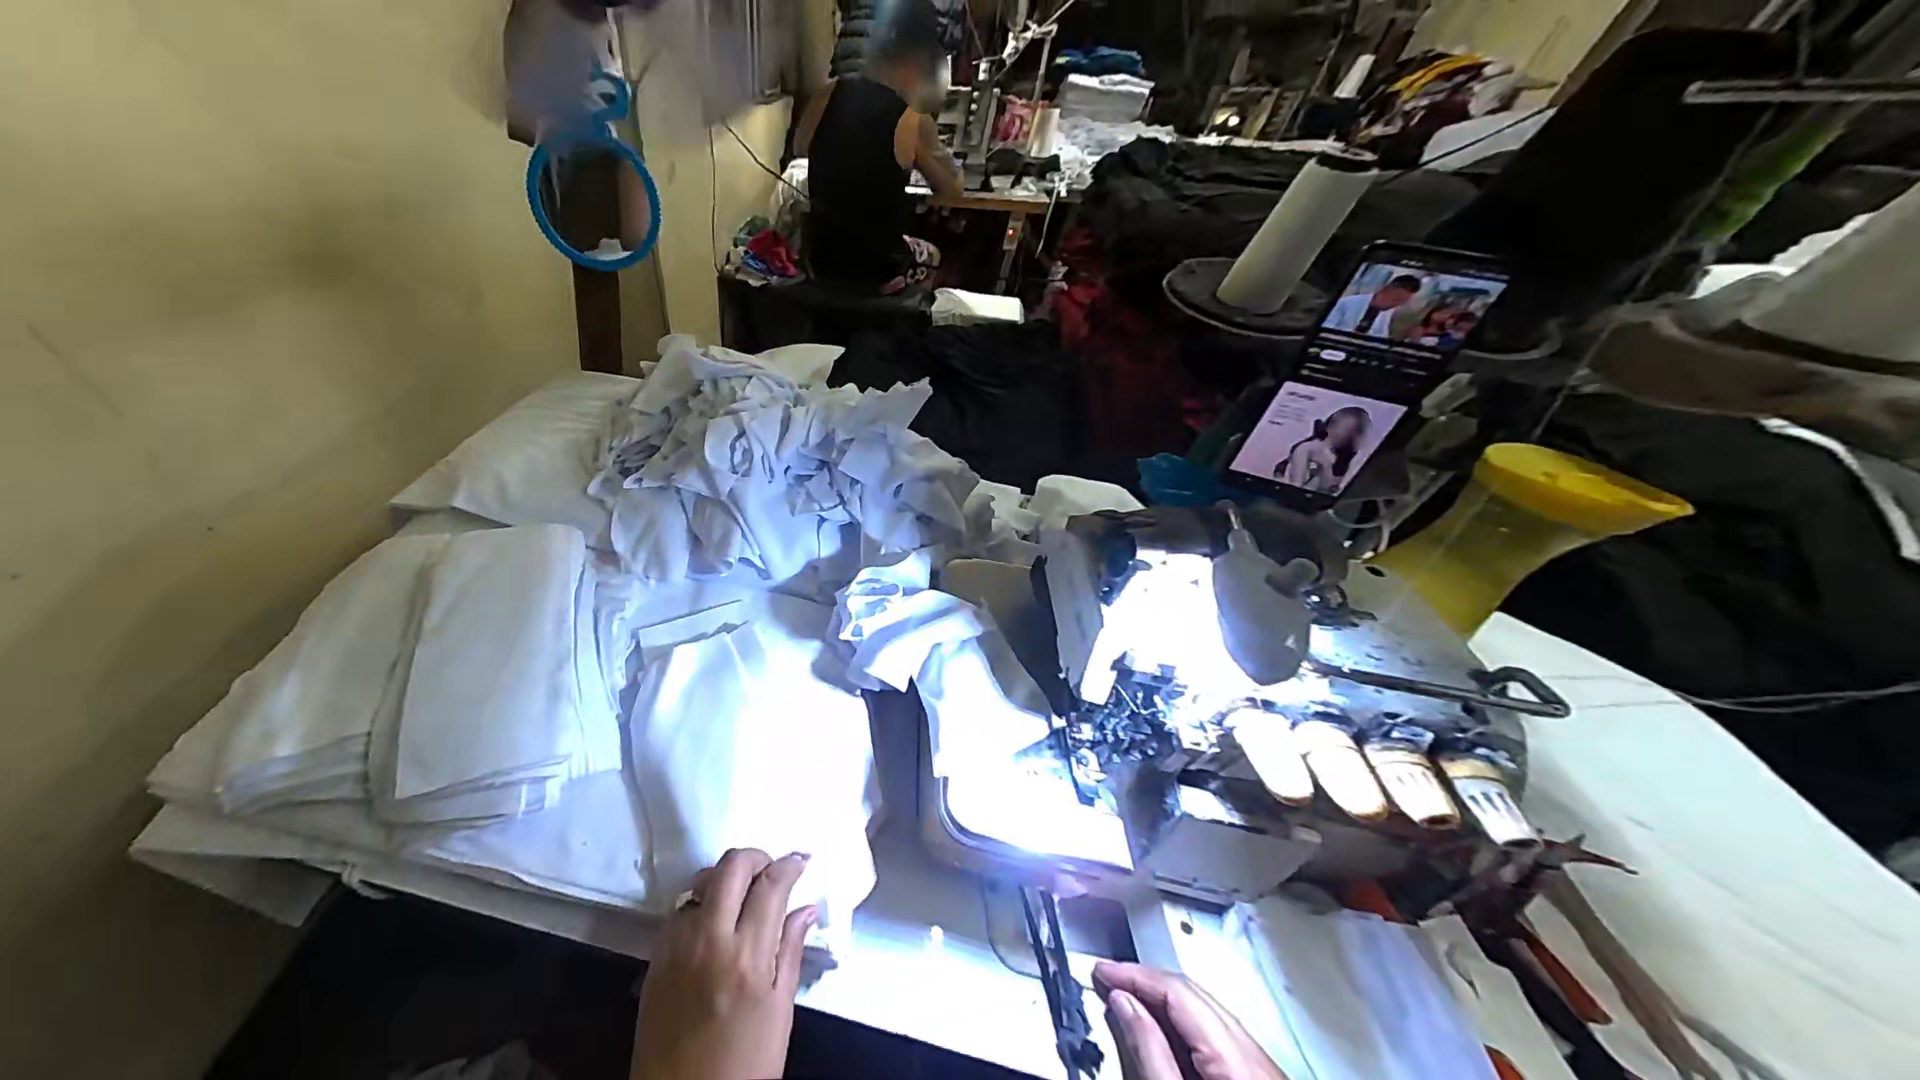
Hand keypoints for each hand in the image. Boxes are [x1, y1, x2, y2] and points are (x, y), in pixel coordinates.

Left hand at [631, 850, 817, 1079]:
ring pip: (701, 883)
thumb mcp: (779, 1011)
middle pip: (731, 867)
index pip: (771, 884)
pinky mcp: (654, 961)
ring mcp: (676, 948)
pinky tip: (714, 925)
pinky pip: (679, 912)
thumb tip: (806, 909)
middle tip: (771, 872)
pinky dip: (701, 904)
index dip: (790, 865)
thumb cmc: (744, 1065)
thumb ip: (790, 950)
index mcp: (747, 955)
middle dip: (756, 858)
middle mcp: (709, 940)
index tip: (801, 862)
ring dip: (726, 879)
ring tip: (743, 897)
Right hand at [1093, 962, 1290, 1079]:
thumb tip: (1123, 1000)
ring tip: (1126, 997)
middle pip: (1196, 995)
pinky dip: (1183, 1023)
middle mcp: (1257, 1056)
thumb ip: (1149, 1052)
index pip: (1181, 994)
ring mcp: (1264, 1069)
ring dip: (1164, 999)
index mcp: (1238, 1063)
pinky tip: (1158, 1028)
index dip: (1138, 976)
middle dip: (1149, 982)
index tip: (1102, 972)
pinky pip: (1216, 1034)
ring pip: (1207, 1011)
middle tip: (1108, 979)